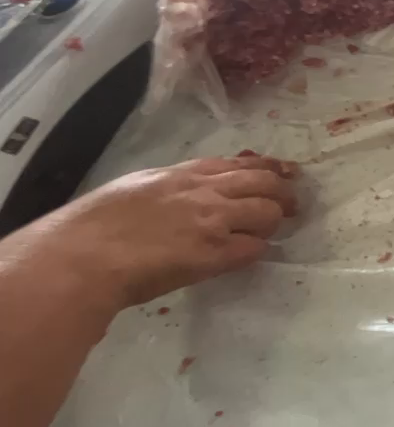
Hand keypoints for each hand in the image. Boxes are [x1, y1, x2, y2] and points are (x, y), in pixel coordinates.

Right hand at [2, 155, 298, 313]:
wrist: (70, 262)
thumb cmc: (83, 231)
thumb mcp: (128, 190)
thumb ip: (170, 188)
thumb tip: (199, 192)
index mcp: (178, 175)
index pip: (239, 164)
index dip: (268, 169)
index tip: (285, 173)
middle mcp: (204, 192)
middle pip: (267, 183)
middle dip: (285, 194)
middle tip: (291, 207)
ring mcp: (214, 220)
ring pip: (269, 213)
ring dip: (271, 224)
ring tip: (263, 233)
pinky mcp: (217, 251)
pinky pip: (256, 248)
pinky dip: (254, 251)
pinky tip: (241, 256)